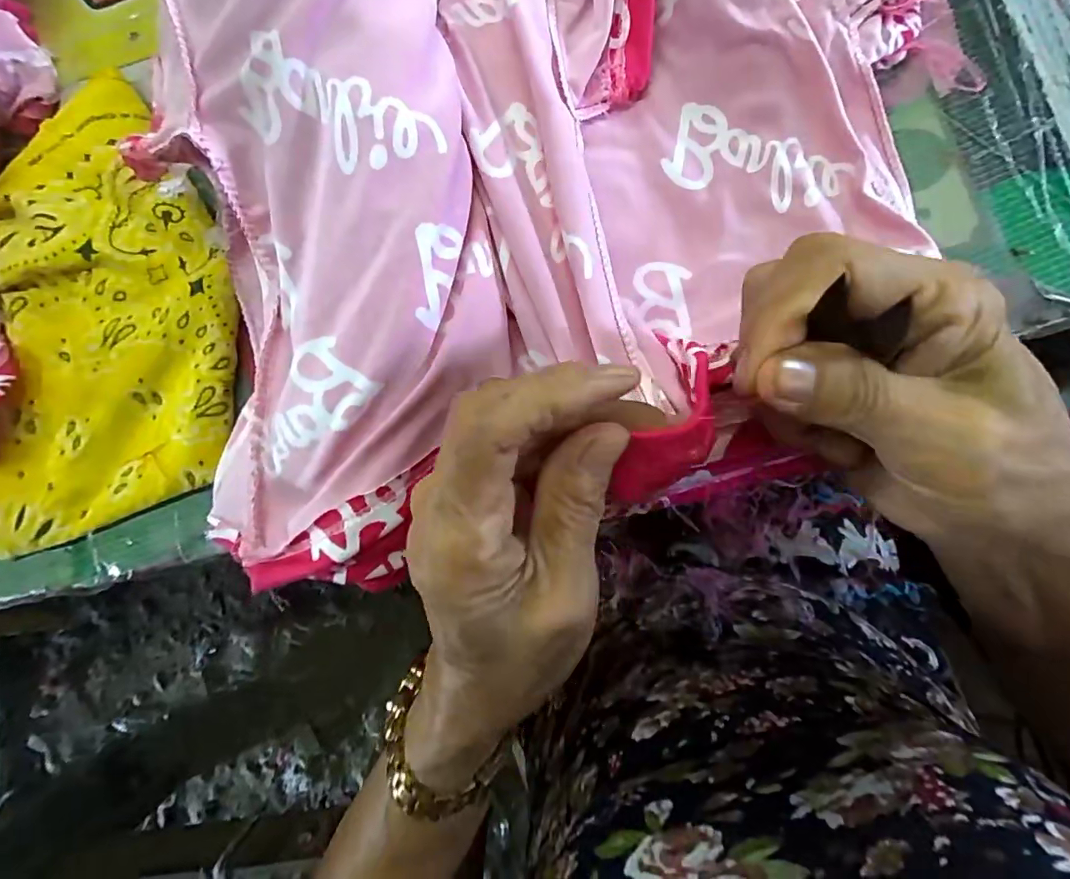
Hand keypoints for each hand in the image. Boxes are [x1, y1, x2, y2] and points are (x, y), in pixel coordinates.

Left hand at [402, 362, 637, 788]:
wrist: (474, 687)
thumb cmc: (523, 657)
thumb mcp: (566, 594)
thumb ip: (576, 505)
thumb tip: (607, 428)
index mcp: (459, 530)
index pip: (488, 431)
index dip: (552, 395)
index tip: (619, 384)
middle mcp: (437, 495)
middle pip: (489, 409)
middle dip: (562, 390)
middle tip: (632, 395)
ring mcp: (442, 487)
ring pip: (495, 414)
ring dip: (559, 403)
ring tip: (623, 410)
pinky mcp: (459, 486)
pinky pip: (500, 437)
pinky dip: (547, 425)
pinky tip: (589, 429)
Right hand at [735, 235, 1069, 623]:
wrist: (1003, 527)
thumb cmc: (1002, 474)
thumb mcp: (936, 435)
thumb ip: (856, 396)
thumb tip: (770, 374)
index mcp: (931, 293)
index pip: (831, 263)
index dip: (783, 307)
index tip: (761, 376)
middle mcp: (883, 301)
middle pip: (785, 283)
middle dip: (768, 344)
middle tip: (771, 403)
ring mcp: (850, 335)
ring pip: (765, 326)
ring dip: (772, 385)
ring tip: (821, 435)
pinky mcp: (824, 370)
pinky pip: (767, 371)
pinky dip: (777, 409)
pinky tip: (824, 441)